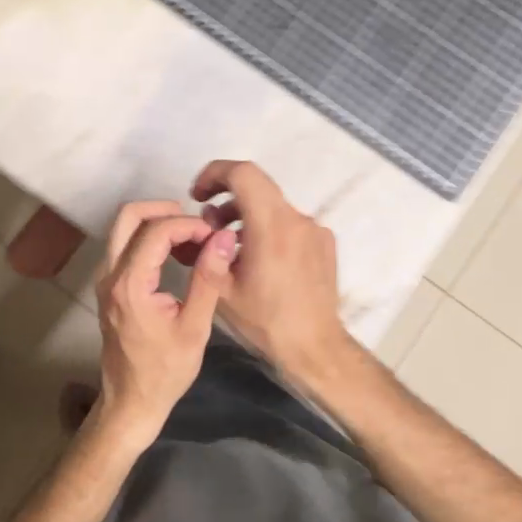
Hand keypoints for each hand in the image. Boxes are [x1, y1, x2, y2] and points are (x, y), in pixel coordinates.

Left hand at [92, 203, 236, 437]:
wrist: (130, 401)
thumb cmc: (165, 371)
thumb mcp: (195, 328)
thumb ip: (208, 279)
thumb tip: (224, 239)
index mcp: (130, 284)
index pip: (156, 230)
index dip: (188, 225)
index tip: (214, 237)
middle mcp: (109, 274)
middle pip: (128, 216)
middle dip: (165, 211)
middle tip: (197, 226)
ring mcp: (104, 278)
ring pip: (123, 228)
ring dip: (156, 223)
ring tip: (191, 240)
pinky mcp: (108, 285)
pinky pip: (124, 245)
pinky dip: (148, 238)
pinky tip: (176, 255)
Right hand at [190, 160, 351, 378]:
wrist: (315, 347)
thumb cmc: (264, 321)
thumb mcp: (220, 290)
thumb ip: (204, 251)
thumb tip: (199, 227)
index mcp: (270, 227)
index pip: (243, 173)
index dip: (214, 174)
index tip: (197, 195)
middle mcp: (297, 219)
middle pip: (258, 185)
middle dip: (225, 194)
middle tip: (207, 221)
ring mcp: (315, 229)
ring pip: (273, 204)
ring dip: (245, 213)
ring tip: (228, 243)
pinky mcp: (324, 242)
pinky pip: (289, 222)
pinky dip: (267, 228)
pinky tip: (258, 260)